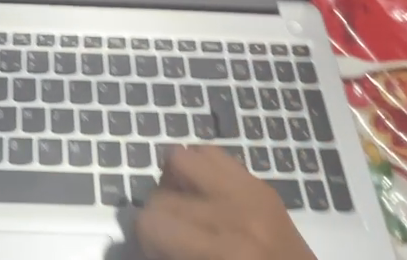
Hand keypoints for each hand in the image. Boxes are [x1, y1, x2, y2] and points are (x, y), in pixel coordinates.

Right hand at [133, 147, 315, 259]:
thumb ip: (173, 253)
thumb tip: (145, 235)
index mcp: (223, 250)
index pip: (151, 222)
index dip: (145, 241)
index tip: (157, 254)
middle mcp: (234, 212)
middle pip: (162, 193)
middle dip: (159, 219)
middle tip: (172, 241)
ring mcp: (250, 191)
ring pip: (182, 157)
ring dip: (176, 184)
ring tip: (187, 211)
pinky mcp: (261, 185)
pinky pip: (214, 155)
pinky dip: (202, 173)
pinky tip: (209, 200)